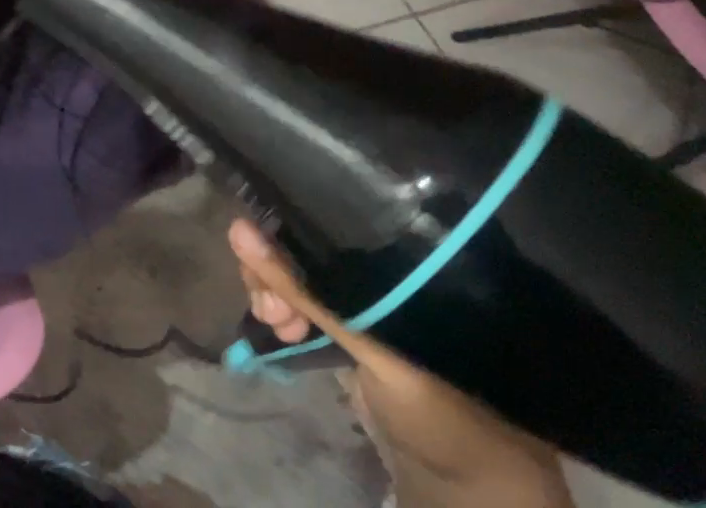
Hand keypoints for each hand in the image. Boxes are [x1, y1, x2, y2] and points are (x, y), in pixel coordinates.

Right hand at [229, 220, 571, 504]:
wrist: (468, 483)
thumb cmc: (439, 408)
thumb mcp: (371, 348)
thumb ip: (307, 293)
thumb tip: (237, 229)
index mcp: (402, 265)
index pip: (327, 224)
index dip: (285, 238)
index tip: (266, 274)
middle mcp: (381, 276)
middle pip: (305, 250)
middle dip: (275, 277)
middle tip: (273, 315)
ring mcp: (363, 306)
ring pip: (297, 279)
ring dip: (274, 298)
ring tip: (279, 329)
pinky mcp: (350, 333)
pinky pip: (302, 306)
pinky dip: (283, 315)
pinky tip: (280, 331)